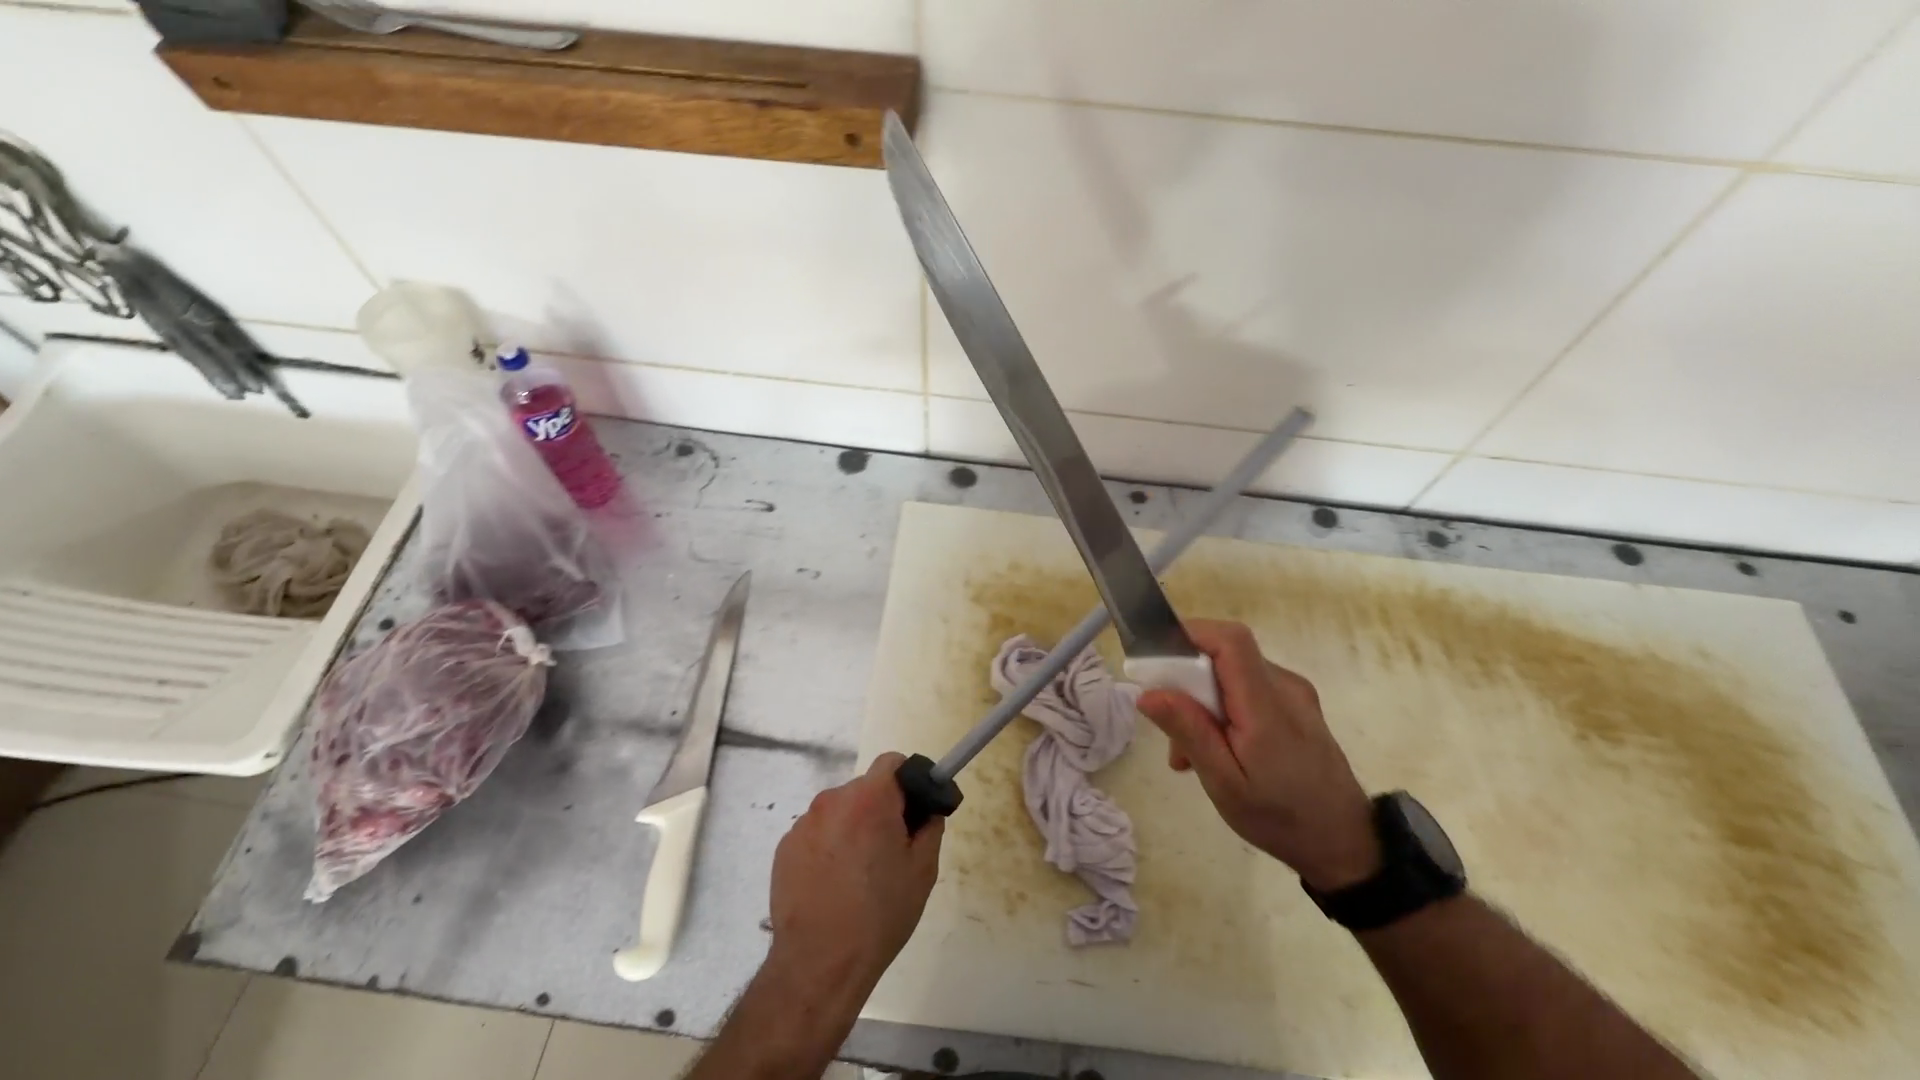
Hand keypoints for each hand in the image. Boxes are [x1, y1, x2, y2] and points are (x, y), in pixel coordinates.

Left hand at [764, 751, 944, 993]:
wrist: (820, 961)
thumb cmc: (880, 914)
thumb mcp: (923, 870)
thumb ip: (929, 827)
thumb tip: (927, 809)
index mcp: (870, 799)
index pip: (893, 762)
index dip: (909, 782)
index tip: (914, 812)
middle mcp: (832, 800)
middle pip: (866, 789)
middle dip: (881, 810)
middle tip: (892, 852)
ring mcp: (803, 824)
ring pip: (840, 812)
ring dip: (853, 829)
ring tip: (860, 876)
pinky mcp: (784, 848)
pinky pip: (817, 834)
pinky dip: (829, 848)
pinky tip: (835, 886)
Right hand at [1137, 620, 1379, 890]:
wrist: (1345, 842)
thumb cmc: (1280, 818)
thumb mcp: (1224, 784)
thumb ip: (1190, 732)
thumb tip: (1148, 693)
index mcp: (1267, 706)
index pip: (1230, 640)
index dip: (1190, 634)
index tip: (1157, 660)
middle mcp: (1285, 687)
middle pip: (1226, 657)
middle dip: (1187, 684)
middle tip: (1170, 733)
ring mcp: (1295, 695)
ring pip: (1234, 676)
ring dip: (1203, 703)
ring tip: (1191, 755)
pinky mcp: (1297, 707)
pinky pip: (1249, 691)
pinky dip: (1224, 710)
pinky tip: (1219, 751)